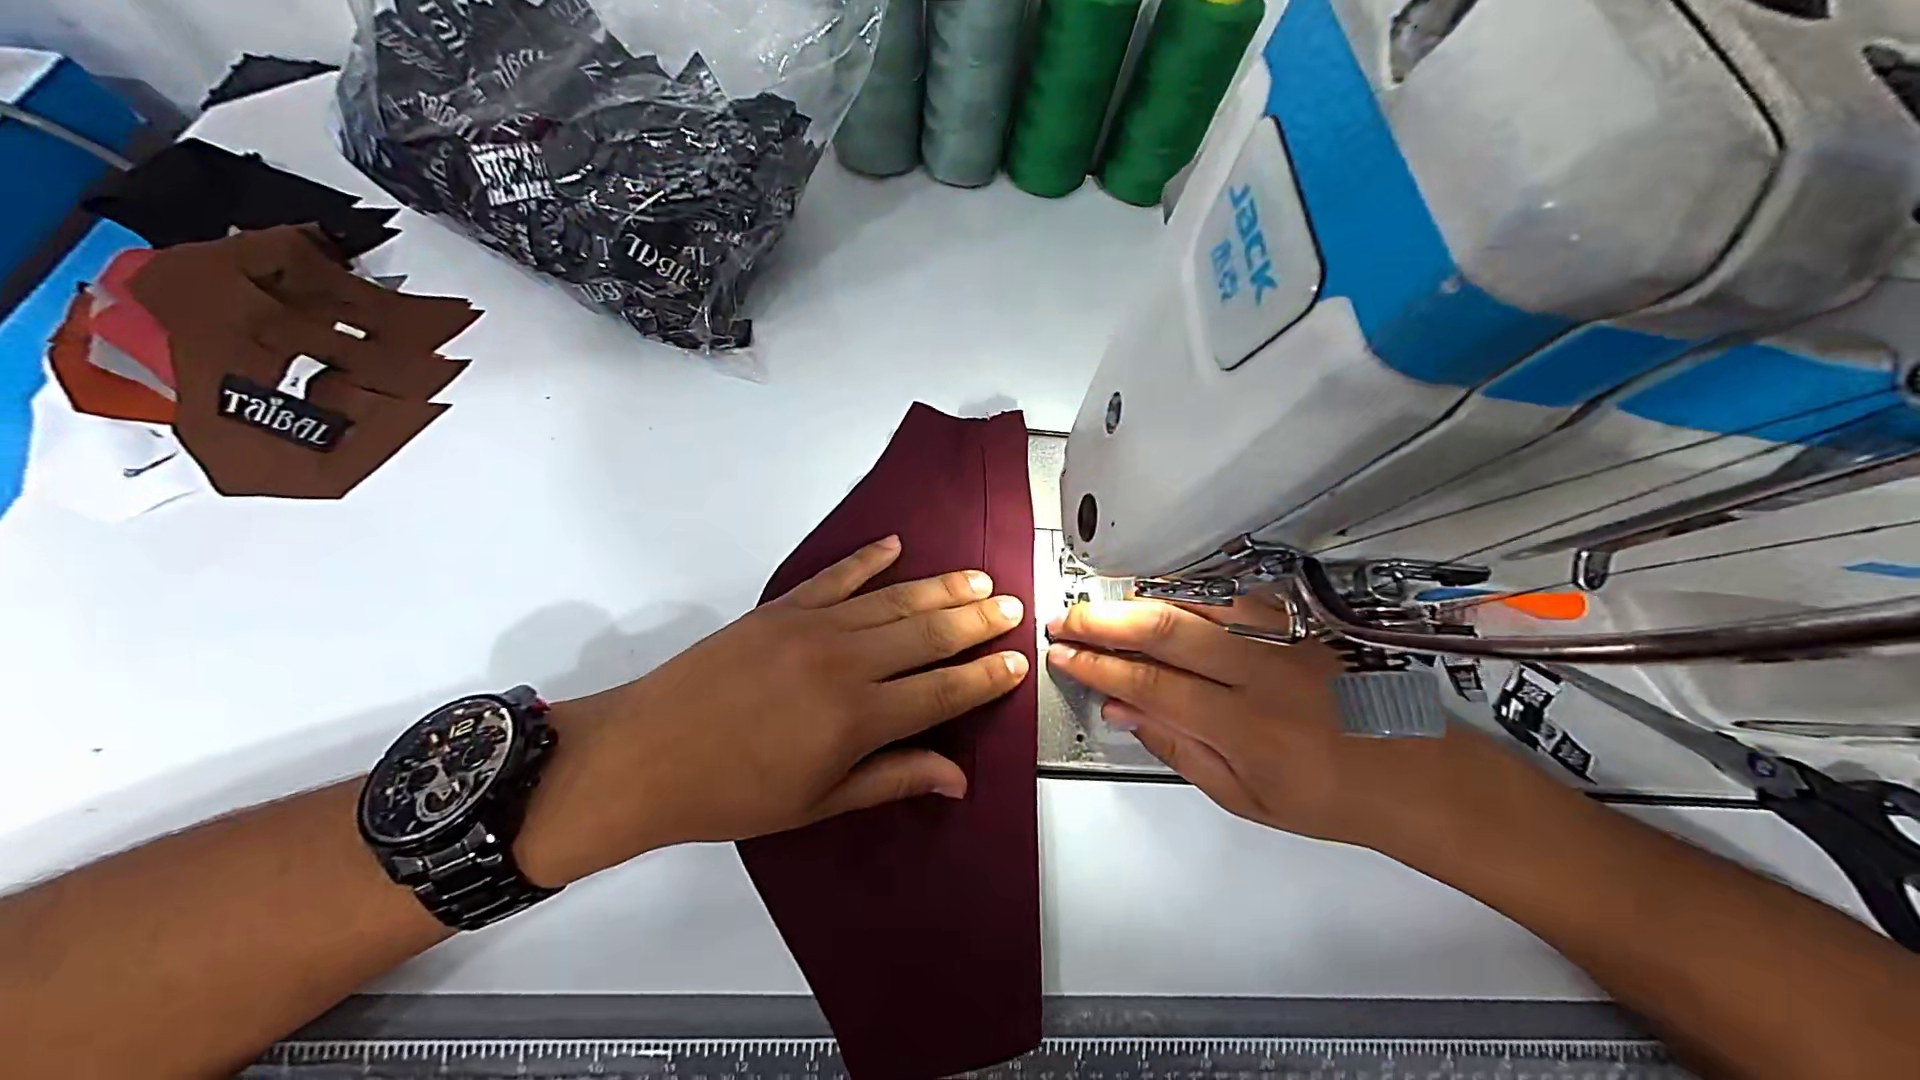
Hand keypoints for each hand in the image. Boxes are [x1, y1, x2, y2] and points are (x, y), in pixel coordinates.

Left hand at [516, 536, 1029, 885]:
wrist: (644, 755)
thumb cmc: (732, 792)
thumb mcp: (819, 801)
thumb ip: (892, 779)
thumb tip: (955, 777)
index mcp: (859, 718)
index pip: (943, 691)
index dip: (985, 676)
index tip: (1016, 661)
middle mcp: (845, 663)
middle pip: (929, 635)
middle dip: (977, 621)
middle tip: (1011, 607)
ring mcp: (812, 627)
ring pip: (894, 600)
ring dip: (941, 588)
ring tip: (977, 579)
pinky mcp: (780, 608)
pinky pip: (836, 577)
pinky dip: (867, 559)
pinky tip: (895, 545)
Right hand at [1045, 599, 1563, 863]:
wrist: (1417, 775)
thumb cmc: (1330, 797)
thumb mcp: (1243, 796)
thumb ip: (1176, 747)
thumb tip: (1120, 709)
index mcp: (1245, 728)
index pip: (1151, 683)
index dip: (1097, 665)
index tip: (1063, 654)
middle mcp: (1262, 675)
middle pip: (1166, 630)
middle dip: (1103, 621)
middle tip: (1065, 619)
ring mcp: (1283, 640)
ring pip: (1195, 603)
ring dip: (1138, 601)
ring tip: (1098, 607)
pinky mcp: (1298, 622)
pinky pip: (1229, 597)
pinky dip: (1183, 594)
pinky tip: (1155, 596)